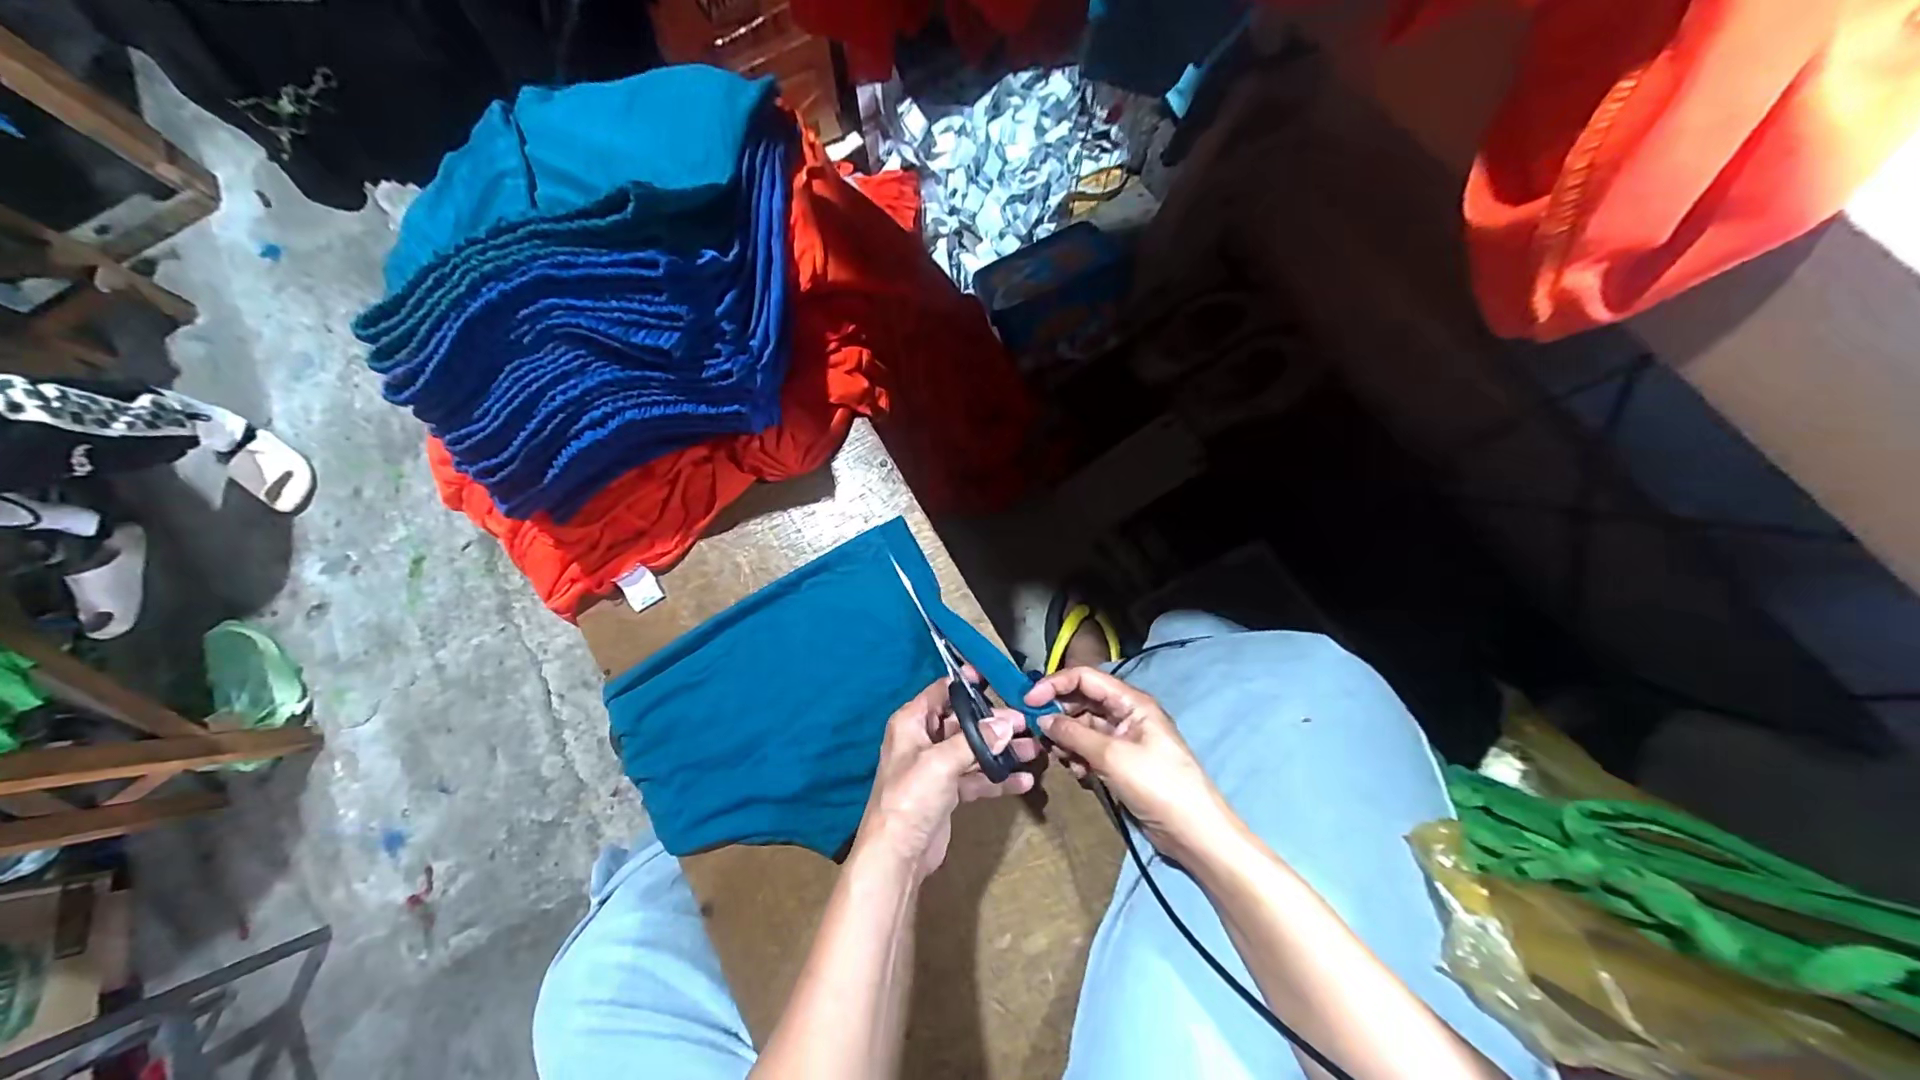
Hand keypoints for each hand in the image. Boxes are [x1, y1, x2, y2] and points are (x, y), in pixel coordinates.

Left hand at [857, 671, 1042, 878]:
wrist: (897, 855)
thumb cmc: (911, 797)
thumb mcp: (941, 761)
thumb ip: (975, 740)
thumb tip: (1007, 723)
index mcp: (912, 722)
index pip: (942, 691)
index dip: (967, 684)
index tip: (997, 679)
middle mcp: (923, 739)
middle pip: (963, 722)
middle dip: (994, 723)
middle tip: (1026, 723)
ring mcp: (936, 767)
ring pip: (974, 750)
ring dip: (1001, 751)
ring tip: (1034, 750)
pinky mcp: (947, 792)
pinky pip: (977, 777)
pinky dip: (997, 778)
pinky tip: (1023, 780)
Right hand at [1025, 667, 1237, 865]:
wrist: (1193, 832)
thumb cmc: (1157, 785)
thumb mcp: (1111, 755)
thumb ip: (1073, 734)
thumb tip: (1043, 719)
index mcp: (1132, 702)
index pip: (1085, 678)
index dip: (1054, 684)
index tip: (1028, 701)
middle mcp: (1127, 715)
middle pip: (1083, 702)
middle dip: (1059, 715)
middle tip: (1038, 734)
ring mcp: (1124, 740)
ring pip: (1083, 728)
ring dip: (1067, 740)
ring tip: (1062, 759)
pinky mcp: (1121, 763)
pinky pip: (1090, 750)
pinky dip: (1079, 758)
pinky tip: (1078, 774)